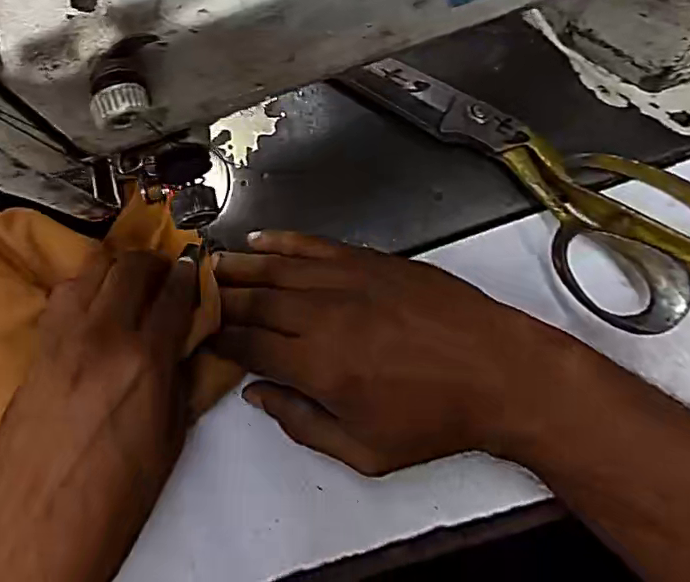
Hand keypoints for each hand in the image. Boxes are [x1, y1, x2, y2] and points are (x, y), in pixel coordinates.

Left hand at [0, 250, 198, 581]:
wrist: (30, 534)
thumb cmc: (111, 500)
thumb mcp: (167, 442)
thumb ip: (181, 380)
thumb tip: (189, 343)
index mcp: (145, 362)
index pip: (175, 295)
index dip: (190, 275)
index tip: (195, 267)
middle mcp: (104, 336)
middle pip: (133, 268)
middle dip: (156, 262)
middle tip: (166, 272)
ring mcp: (64, 337)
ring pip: (94, 269)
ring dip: (119, 267)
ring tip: (131, 280)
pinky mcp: (37, 347)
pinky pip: (64, 294)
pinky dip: (85, 285)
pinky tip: (93, 303)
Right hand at [211, 230, 563, 474]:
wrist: (495, 369)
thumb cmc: (435, 417)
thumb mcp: (365, 450)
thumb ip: (302, 423)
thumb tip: (259, 395)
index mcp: (320, 365)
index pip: (250, 345)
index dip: (220, 338)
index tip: (203, 333)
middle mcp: (325, 316)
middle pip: (255, 300)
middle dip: (220, 297)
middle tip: (194, 291)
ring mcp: (346, 280)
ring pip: (276, 268)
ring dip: (240, 265)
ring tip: (212, 262)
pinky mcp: (367, 260)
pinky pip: (313, 246)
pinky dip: (282, 241)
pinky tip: (259, 240)